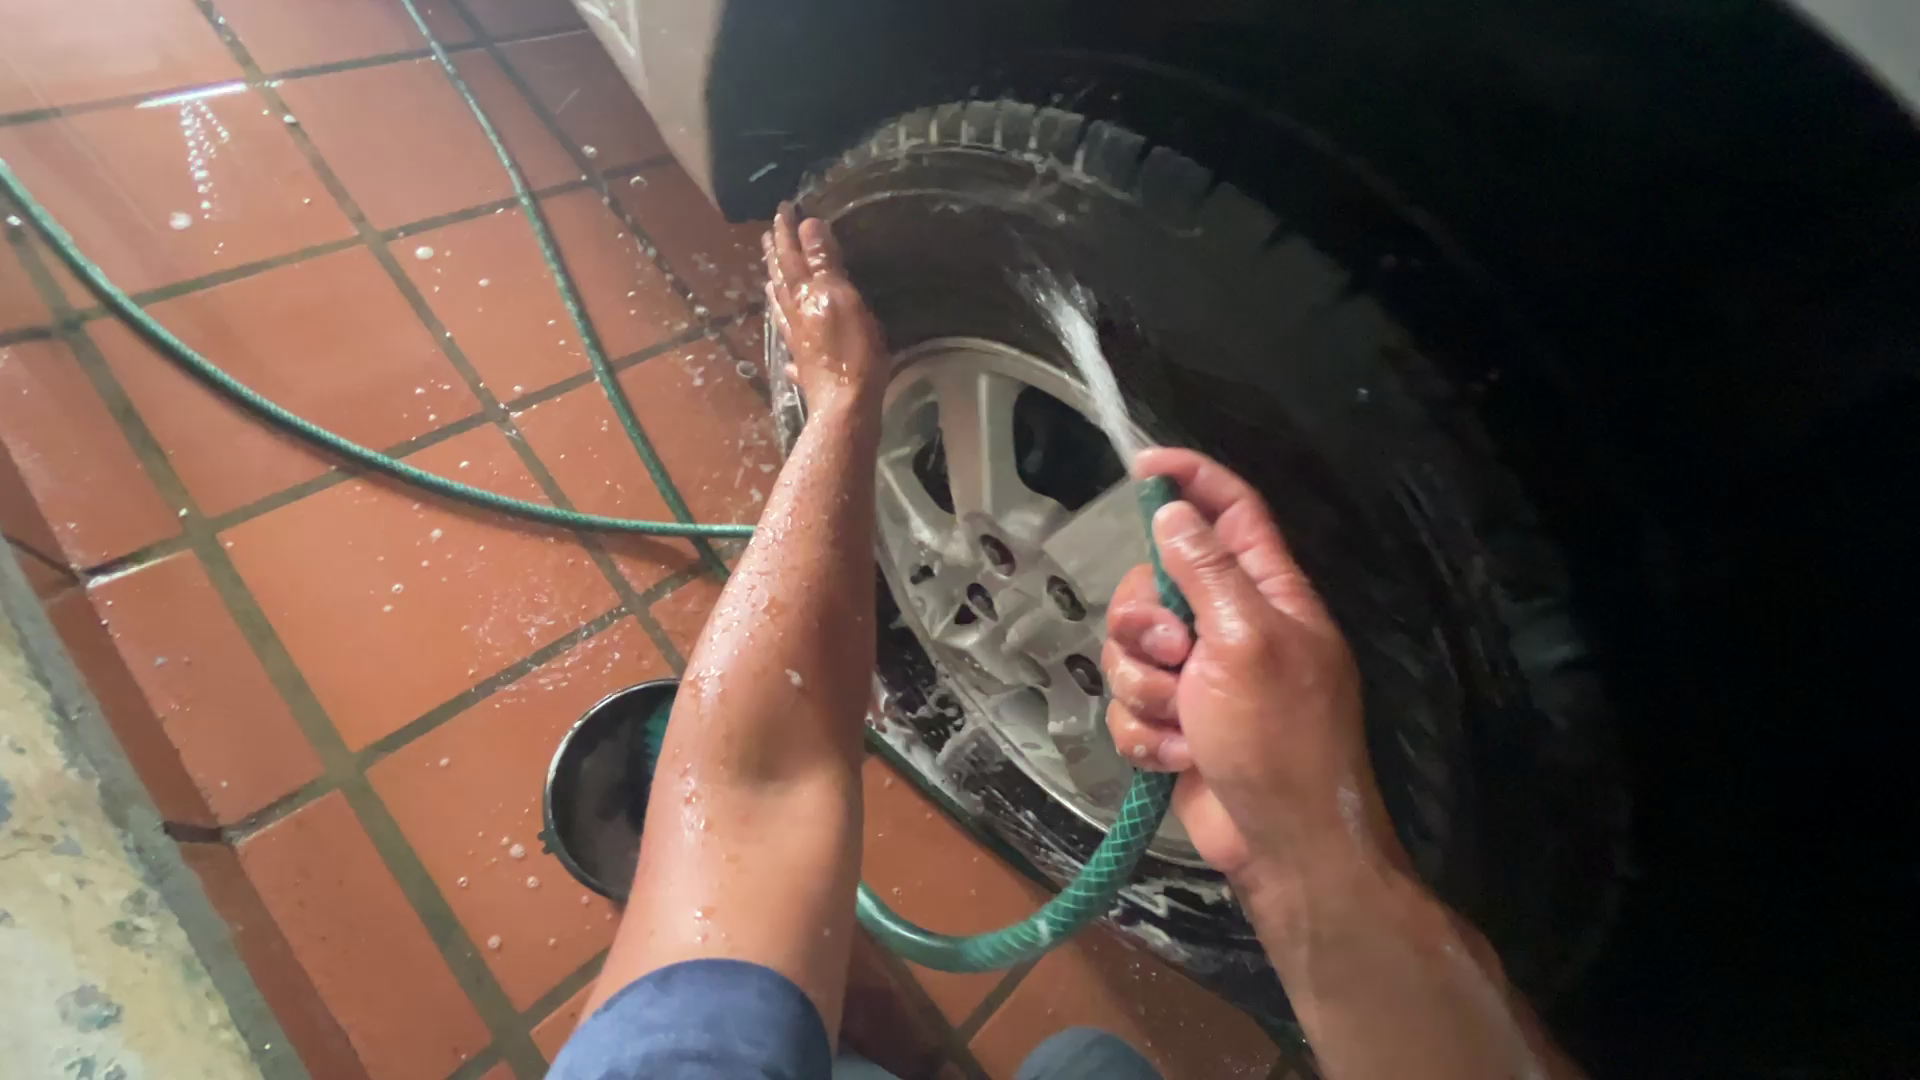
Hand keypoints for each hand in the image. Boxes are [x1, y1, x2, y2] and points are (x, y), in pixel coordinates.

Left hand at [762, 202, 886, 412]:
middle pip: (782, 278)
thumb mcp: (842, 298)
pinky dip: (786, 330)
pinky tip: (786, 336)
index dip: (788, 230)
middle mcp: (795, 315)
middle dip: (776, 254)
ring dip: (776, 287)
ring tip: (771, 276)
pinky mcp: (805, 366)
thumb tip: (808, 226)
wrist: (845, 405)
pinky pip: (790, 340)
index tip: (784, 207)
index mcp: (805, 294)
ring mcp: (798, 342)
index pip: (793, 254)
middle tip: (769, 234)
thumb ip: (824, 263)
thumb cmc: (852, 352)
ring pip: (781, 308)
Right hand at [1101, 448, 1405, 887]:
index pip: (1230, 510)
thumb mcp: (1246, 641)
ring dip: (1146, 689)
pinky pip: (1127, 702)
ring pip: (1129, 648)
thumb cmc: (1280, 738)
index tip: (1142, 466)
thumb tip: (1173, 512)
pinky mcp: (1171, 716)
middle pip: (1152, 583)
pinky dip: (1144, 732)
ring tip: (1182, 723)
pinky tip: (1177, 756)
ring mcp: (1195, 672)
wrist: (1278, 843)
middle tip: (1173, 653)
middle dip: (1143, 622)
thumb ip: (1207, 571)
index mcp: (1263, 591)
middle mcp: (1224, 622)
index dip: (1190, 479)